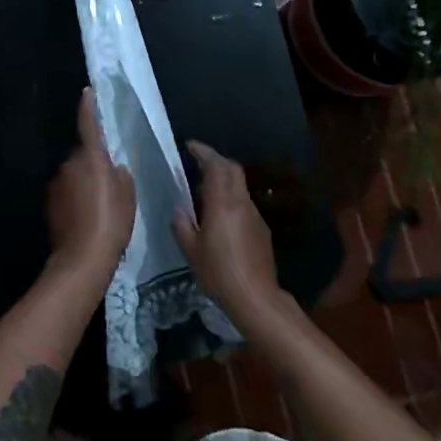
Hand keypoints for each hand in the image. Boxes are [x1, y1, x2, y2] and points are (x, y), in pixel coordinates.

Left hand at [47, 88, 134, 274]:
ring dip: (85, 181)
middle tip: (112, 181)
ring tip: (101, 203)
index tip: (87, 92)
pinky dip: (76, 197)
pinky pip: (66, 191)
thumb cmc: (112, 222)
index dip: (89, 108)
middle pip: (82, 155)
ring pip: (74, 174)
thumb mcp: (128, 195)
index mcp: (91, 159)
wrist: (82, 258)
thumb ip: (121, 175)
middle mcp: (69, 166)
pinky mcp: (49, 203)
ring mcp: (56, 185)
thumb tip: (114, 168)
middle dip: (94, 162)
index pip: (89, 126)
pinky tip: (88, 215)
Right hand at [172, 141, 282, 323]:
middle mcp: (242, 203)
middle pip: (233, 169)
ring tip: (202, 193)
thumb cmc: (218, 273)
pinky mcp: (261, 228)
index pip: (217, 166)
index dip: (204, 152)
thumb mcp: (191, 252)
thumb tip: (180, 210)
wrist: (255, 295)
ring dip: (223, 181)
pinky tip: (218, 217)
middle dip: (216, 161)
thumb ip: (182, 226)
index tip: (191, 146)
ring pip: (239, 186)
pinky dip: (230, 199)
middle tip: (197, 163)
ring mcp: (255, 214)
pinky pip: (244, 203)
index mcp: (223, 205)